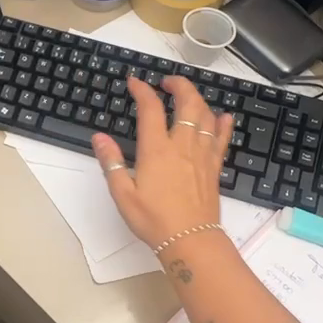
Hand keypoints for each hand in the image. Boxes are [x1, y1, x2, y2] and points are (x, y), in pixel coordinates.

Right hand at [91, 75, 234, 248]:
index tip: (134, 82)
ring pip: (206, 116)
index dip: (142, 90)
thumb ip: (111, 162)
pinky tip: (223, 117)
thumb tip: (99, 138)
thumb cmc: (154, 220)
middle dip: (178, 85)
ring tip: (188, 96)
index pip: (150, 108)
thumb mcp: (123, 193)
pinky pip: (222, 138)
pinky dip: (223, 124)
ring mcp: (202, 155)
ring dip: (198, 99)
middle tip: (167, 82)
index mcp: (156, 150)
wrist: (190, 240)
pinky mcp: (214, 167)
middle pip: (187, 103)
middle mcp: (182, 146)